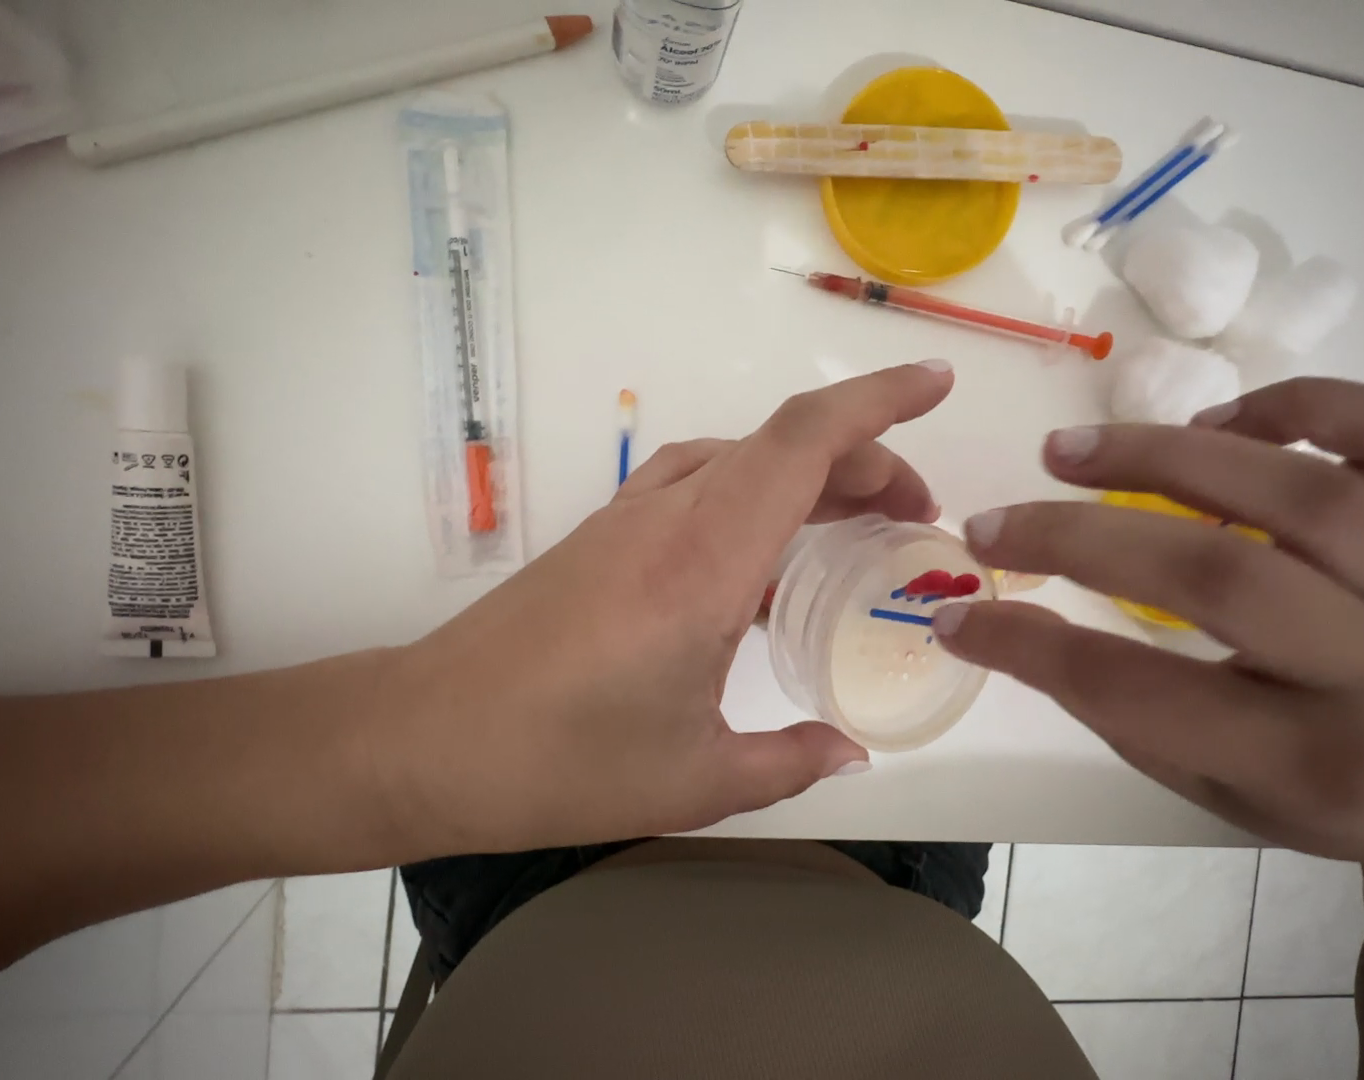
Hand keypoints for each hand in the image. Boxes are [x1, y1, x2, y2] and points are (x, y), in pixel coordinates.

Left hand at [377, 362, 953, 857]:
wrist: (425, 737)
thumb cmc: (561, 762)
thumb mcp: (695, 780)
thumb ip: (790, 760)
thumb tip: (851, 752)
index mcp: (706, 561)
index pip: (805, 440)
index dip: (879, 399)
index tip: (937, 385)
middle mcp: (669, 516)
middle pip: (783, 444)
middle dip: (865, 459)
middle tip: (912, 518)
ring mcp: (627, 518)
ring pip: (739, 458)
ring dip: (807, 474)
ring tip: (851, 527)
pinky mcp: (600, 535)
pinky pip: (697, 484)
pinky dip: (753, 495)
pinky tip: (762, 558)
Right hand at [933, 377, 1363, 868]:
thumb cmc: (1301, 791)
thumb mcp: (1193, 780)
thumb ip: (1102, 698)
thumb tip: (990, 616)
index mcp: (1310, 762)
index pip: (1137, 689)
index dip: (1024, 646)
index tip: (952, 617)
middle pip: (1222, 573)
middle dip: (1081, 538)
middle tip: (992, 524)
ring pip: (1303, 491)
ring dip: (1163, 455)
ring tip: (1064, 450)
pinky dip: (1306, 405)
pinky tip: (1218, 420)